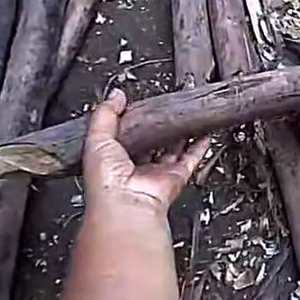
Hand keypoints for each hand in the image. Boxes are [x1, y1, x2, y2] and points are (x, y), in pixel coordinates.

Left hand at [81, 89, 210, 217]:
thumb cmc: (106, 181)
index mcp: (114, 157)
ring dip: (181, 133)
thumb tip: (115, 96)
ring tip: (187, 115)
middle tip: (166, 108)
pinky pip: (190, 159)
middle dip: (159, 126)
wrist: (125, 204)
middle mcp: (137, 166)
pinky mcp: (175, 177)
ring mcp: (158, 172)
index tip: (140, 104)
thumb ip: (105, 114)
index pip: (126, 134)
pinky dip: (199, 146)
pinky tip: (203, 133)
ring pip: (173, 149)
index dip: (133, 119)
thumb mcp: (96, 138)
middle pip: (152, 141)